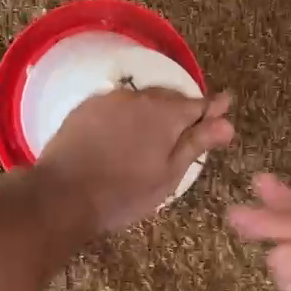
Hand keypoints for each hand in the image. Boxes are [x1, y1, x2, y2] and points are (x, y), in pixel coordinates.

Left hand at [33, 88, 234, 232]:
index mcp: (165, 114)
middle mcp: (138, 97)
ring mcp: (109, 99)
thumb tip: (227, 123)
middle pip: (170, 98)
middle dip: (183, 109)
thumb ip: (195, 143)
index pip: (198, 104)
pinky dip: (128, 114)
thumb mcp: (168, 175)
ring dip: (154, 110)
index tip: (226, 104)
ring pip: (142, 100)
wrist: (64, 193)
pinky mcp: (86, 106)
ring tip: (157, 131)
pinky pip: (117, 104)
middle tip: (193, 125)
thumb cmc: (124, 192)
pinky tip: (125, 132)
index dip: (214, 107)